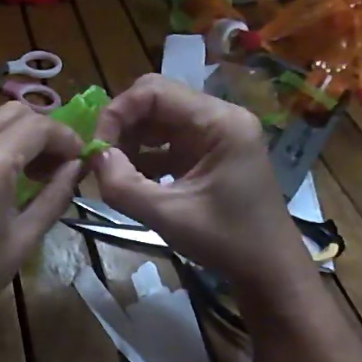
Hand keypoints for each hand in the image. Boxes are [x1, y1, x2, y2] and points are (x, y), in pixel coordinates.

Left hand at [0, 101, 82, 343]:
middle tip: (53, 165)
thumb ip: (54, 195)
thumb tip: (77, 167)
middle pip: (11, 113)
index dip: (65, 137)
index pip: (37, 126)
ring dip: (12, 132)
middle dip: (40, 131)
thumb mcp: (23, 239)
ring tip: (26, 167)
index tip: (77, 160)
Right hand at [90, 75, 307, 288]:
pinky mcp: (205, 154)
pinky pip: (163, 141)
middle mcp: (218, 118)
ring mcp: (213, 135)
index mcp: (220, 123)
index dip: (117, 113)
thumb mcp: (167, 215)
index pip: (154, 92)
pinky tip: (128, 179)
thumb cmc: (225, 240)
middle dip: (120, 125)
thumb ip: (123, 185)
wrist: (268, 269)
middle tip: (100, 158)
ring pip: (155, 120)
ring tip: (112, 171)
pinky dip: (140, 155)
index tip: (96, 148)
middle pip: (154, 100)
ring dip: (128, 141)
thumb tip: (93, 157)